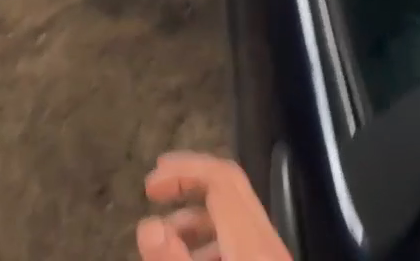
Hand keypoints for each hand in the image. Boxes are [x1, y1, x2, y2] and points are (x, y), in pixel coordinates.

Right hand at [135, 152, 289, 260]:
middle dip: (188, 179)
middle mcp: (266, 236)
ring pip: (236, 214)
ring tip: (164, 233)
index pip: (219, 176)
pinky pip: (242, 236)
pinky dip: (212, 235)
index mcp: (251, 236)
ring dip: (196, 214)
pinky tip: (191, 255)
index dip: (183, 168)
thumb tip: (147, 224)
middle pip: (230, 185)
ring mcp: (273, 251)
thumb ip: (173, 258)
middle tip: (153, 189)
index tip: (150, 183)